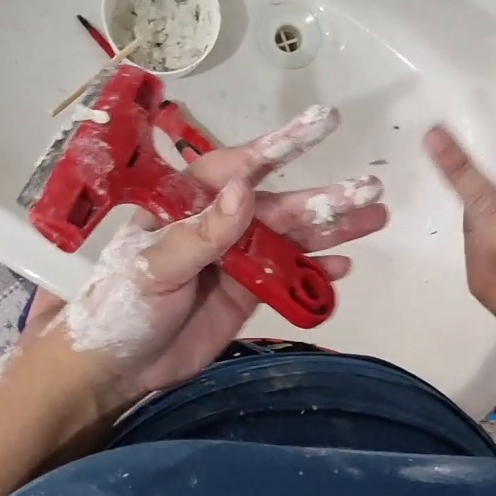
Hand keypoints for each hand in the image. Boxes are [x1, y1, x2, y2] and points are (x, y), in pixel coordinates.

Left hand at [28, 106, 388, 406]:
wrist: (121, 368)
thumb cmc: (123, 306)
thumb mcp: (155, 264)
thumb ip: (202, 232)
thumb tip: (244, 189)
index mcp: (188, 204)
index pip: (239, 168)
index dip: (280, 146)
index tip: (319, 127)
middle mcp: (218, 225)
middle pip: (278, 206)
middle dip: (323, 197)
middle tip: (370, 188)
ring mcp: (237, 260)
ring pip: (291, 239)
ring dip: (330, 230)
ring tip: (374, 218)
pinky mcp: (248, 294)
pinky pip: (288, 278)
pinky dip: (315, 273)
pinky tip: (342, 268)